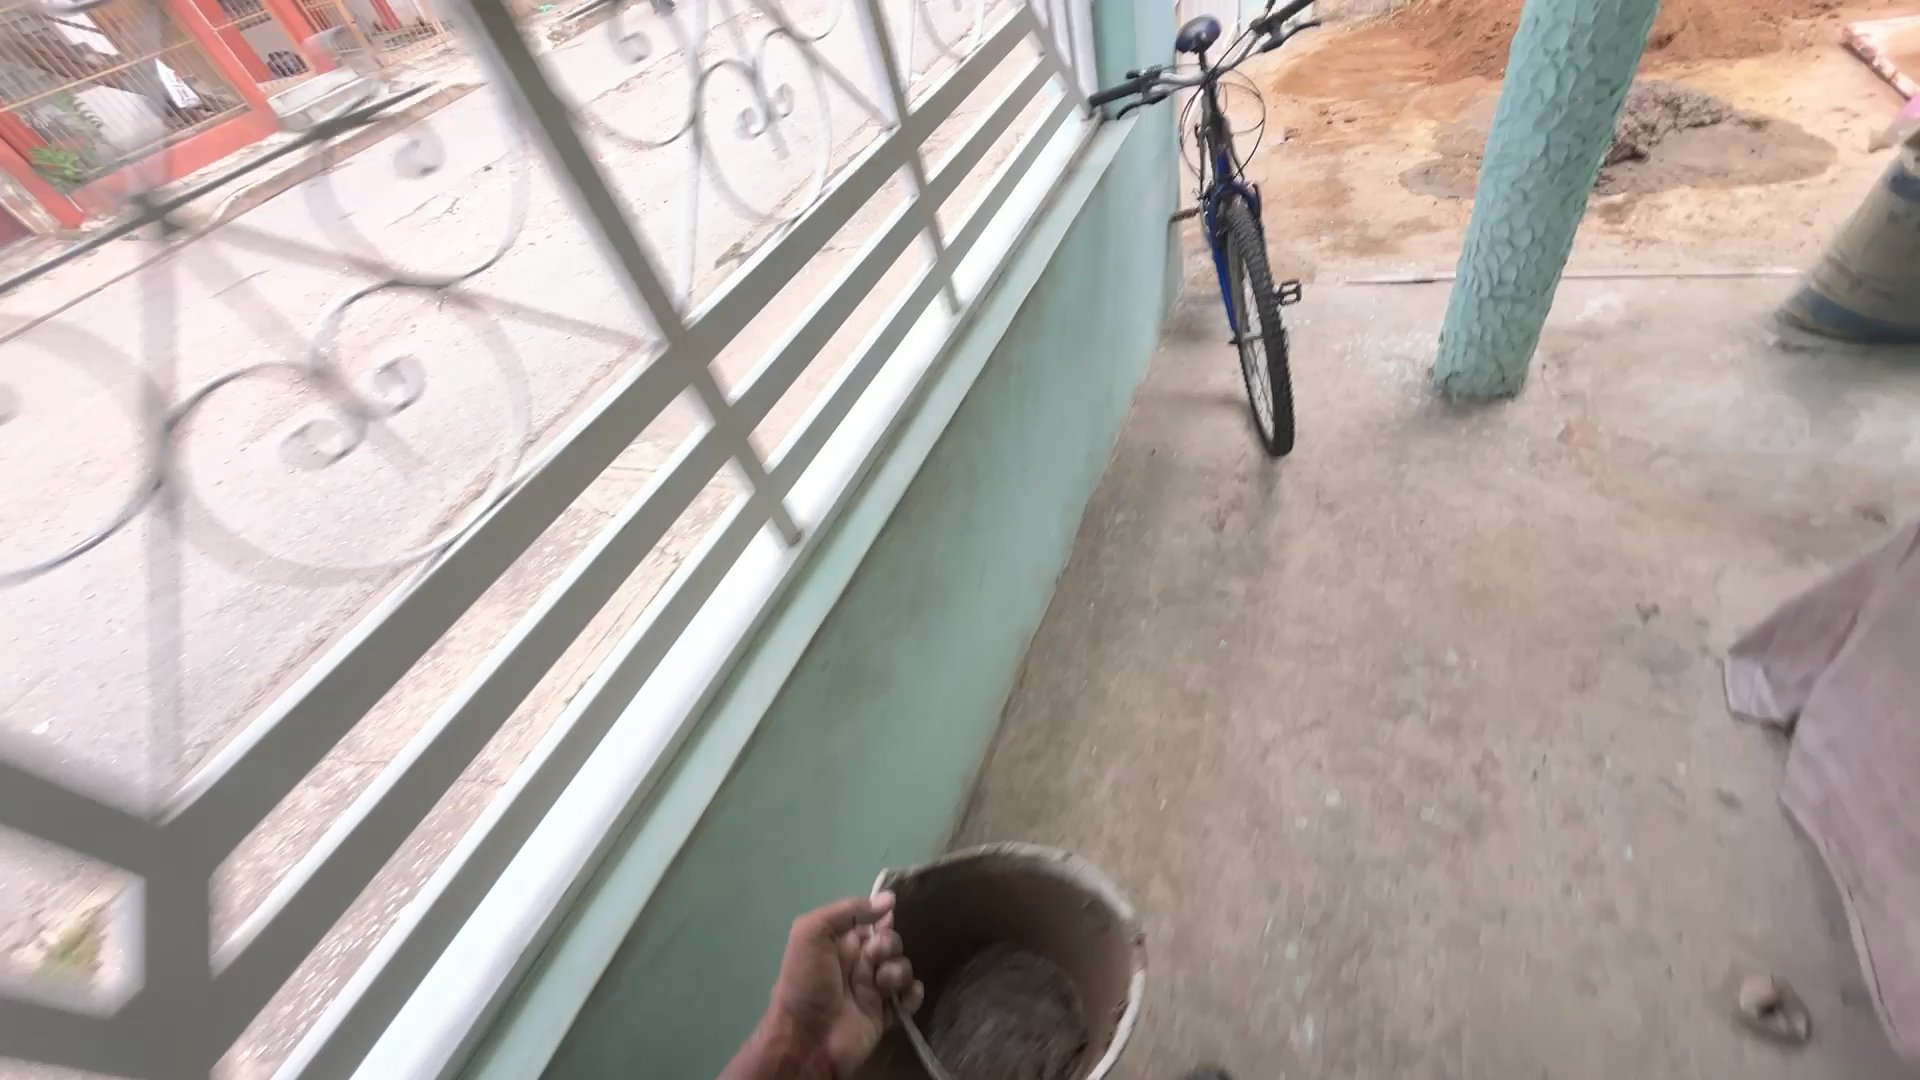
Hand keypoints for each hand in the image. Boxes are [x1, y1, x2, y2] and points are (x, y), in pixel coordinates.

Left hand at [768, 892, 924, 1077]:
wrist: (806, 1040)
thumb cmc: (807, 980)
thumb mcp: (813, 932)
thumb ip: (848, 910)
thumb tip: (889, 900)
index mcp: (842, 942)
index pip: (871, 921)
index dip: (883, 917)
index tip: (888, 916)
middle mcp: (859, 962)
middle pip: (891, 942)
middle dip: (890, 944)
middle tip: (875, 958)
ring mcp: (873, 989)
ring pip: (902, 968)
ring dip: (899, 971)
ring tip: (883, 984)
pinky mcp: (884, 1015)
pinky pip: (909, 999)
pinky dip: (913, 995)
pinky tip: (905, 998)